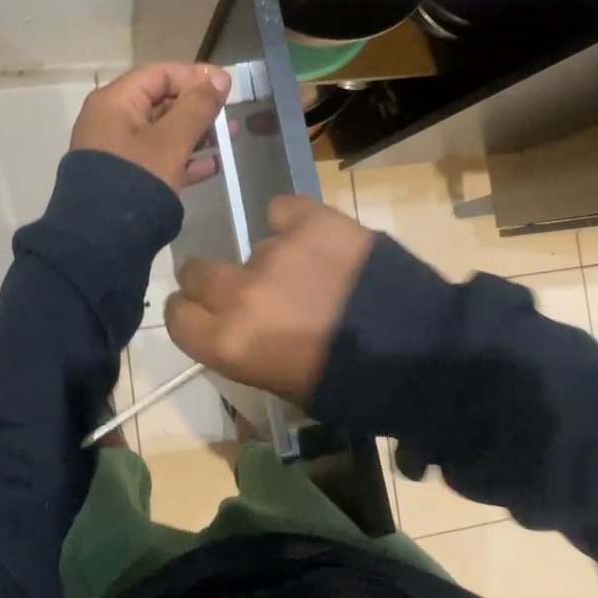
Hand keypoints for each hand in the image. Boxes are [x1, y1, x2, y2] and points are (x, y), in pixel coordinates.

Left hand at [71, 63, 231, 189]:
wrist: (103, 239)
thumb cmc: (138, 179)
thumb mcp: (172, 140)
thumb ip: (197, 107)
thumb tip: (218, 77)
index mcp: (115, 102)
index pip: (159, 74)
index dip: (194, 76)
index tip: (226, 86)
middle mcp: (112, 121)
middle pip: (161, 102)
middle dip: (198, 107)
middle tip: (231, 115)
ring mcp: (119, 151)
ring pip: (163, 133)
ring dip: (197, 134)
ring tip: (231, 137)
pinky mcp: (127, 177)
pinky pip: (159, 159)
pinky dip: (185, 159)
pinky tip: (213, 166)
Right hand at [165, 194, 374, 405]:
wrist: (420, 352)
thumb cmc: (350, 386)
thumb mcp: (281, 387)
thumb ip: (244, 352)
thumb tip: (234, 329)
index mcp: (228, 343)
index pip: (177, 317)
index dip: (191, 314)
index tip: (207, 315)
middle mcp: (241, 293)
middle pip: (198, 272)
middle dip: (215, 283)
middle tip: (251, 292)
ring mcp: (276, 250)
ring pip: (253, 247)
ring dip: (272, 263)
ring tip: (313, 277)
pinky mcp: (312, 220)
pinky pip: (282, 209)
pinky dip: (294, 223)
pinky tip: (318, 241)